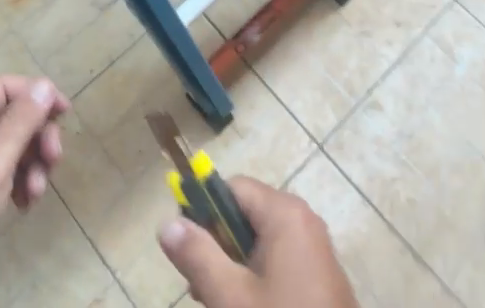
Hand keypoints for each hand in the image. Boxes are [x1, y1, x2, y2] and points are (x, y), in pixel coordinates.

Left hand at [0, 76, 69, 307]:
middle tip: (54, 157)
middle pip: (13, 117)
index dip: (35, 94)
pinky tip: (27, 202)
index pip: (2, 89)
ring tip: (38, 189)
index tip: (63, 111)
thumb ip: (20, 123)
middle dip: (38, 136)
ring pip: (16, 146)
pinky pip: (11, 171)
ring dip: (35, 163)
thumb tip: (45, 84)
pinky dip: (25, 182)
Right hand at [158, 177, 358, 307]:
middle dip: (216, 246)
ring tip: (215, 301)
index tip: (185, 248)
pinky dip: (254, 277)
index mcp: (284, 213)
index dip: (203, 211)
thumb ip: (197, 256)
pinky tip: (241, 305)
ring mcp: (312, 247)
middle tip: (199, 287)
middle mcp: (302, 220)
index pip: (233, 188)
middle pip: (244, 215)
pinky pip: (276, 260)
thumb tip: (167, 223)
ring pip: (258, 242)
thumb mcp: (230, 295)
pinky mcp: (317, 273)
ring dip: (232, 266)